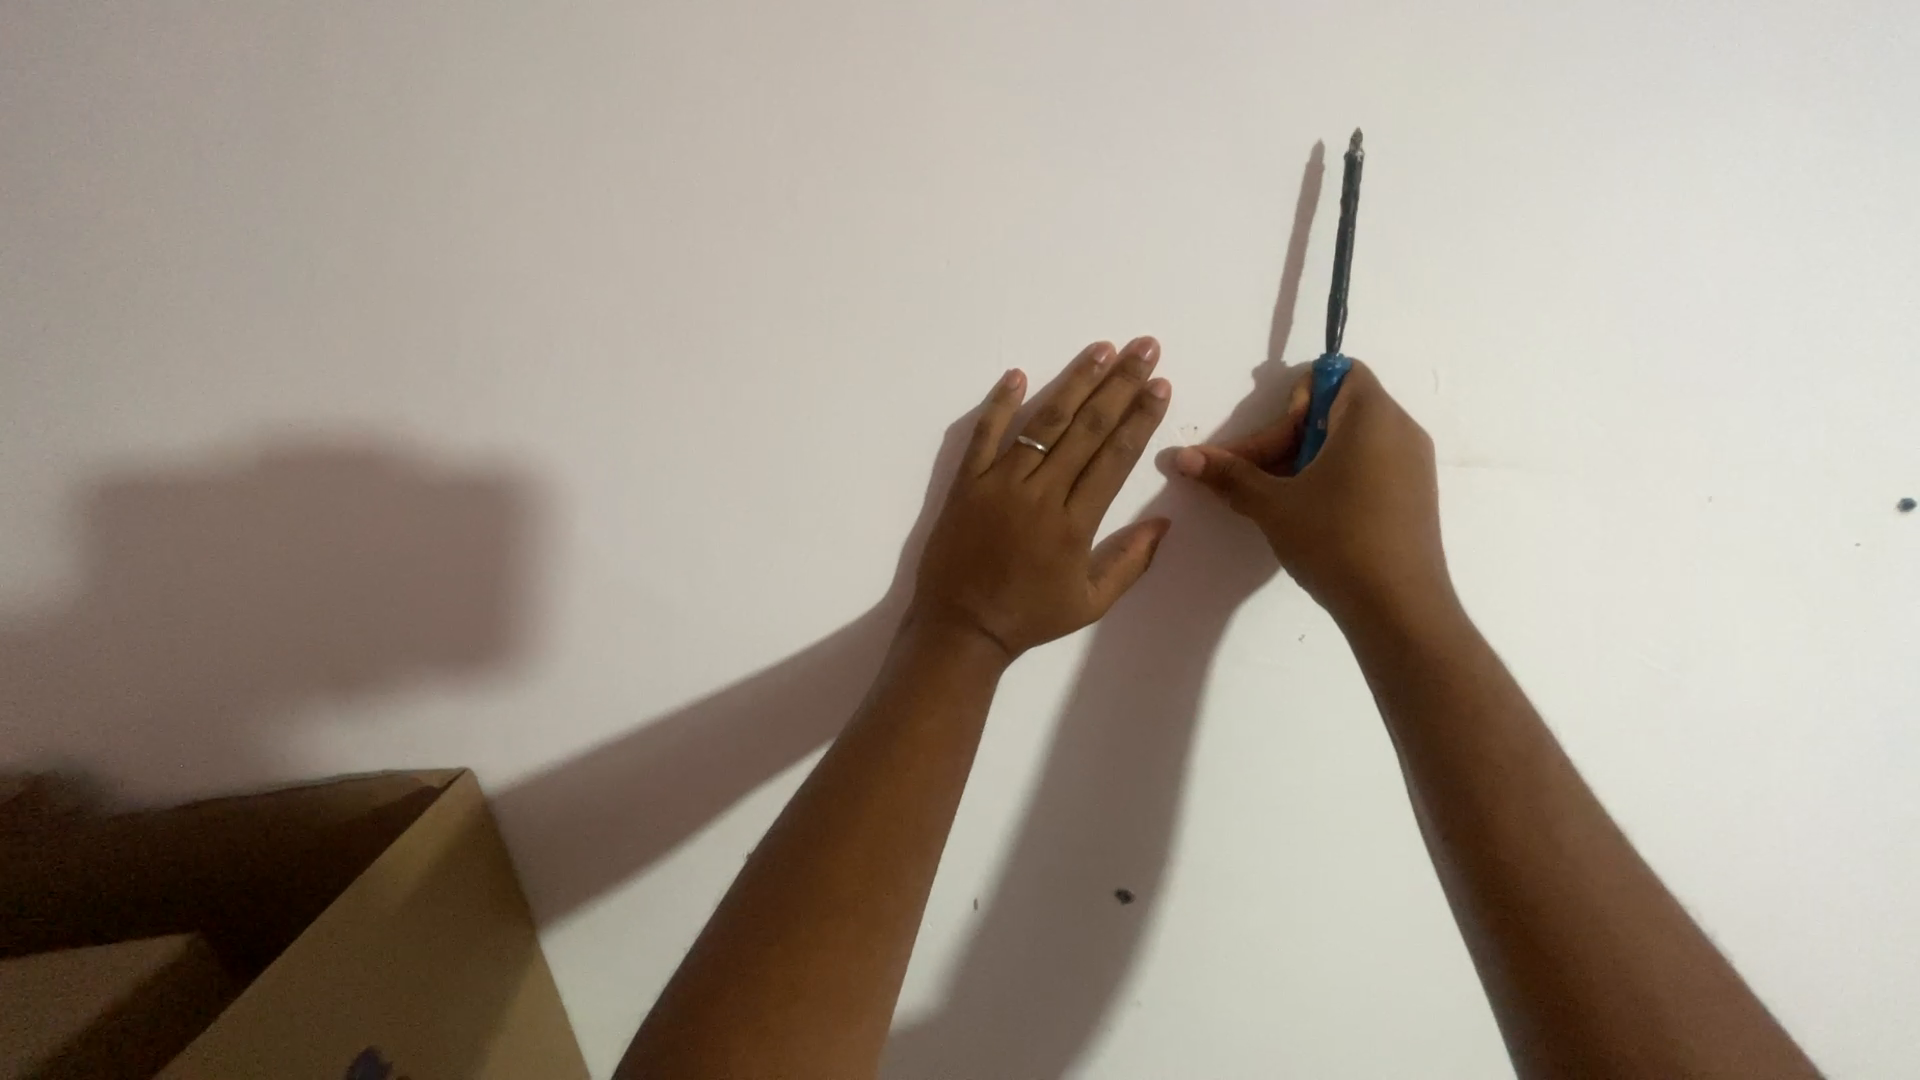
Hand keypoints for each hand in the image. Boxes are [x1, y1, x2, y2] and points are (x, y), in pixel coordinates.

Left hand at [909, 338, 1172, 658]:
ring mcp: (999, 484)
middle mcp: (1041, 494)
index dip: (1140, 417)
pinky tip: (1019, 375)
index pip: (1116, 456)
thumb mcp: (1090, 602)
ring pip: (1043, 424)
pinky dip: (999, 405)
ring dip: (1074, 383)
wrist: (960, 627)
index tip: (1160, 385)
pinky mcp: (966, 484)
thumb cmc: (1029, 617)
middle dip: (1120, 384)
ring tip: (1101, 350)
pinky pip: (983, 436)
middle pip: (1087, 428)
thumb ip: (1130, 562)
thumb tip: (1165, 523)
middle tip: (1143, 348)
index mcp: (1075, 523)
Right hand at [1172, 360, 1453, 628]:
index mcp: (1371, 416)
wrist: (1398, 607)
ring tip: (1274, 501)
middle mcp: (1400, 430)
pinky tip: (1308, 516)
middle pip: (1333, 410)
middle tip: (1252, 479)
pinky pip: (1365, 467)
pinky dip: (1331, 479)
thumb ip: (1228, 474)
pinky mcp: (1411, 496)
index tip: (1274, 443)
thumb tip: (1181, 457)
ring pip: (1346, 443)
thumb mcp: (1272, 504)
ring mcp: (1411, 465)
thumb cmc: (1335, 539)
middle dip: (1286, 439)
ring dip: (1303, 462)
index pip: (1335, 373)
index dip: (1295, 401)